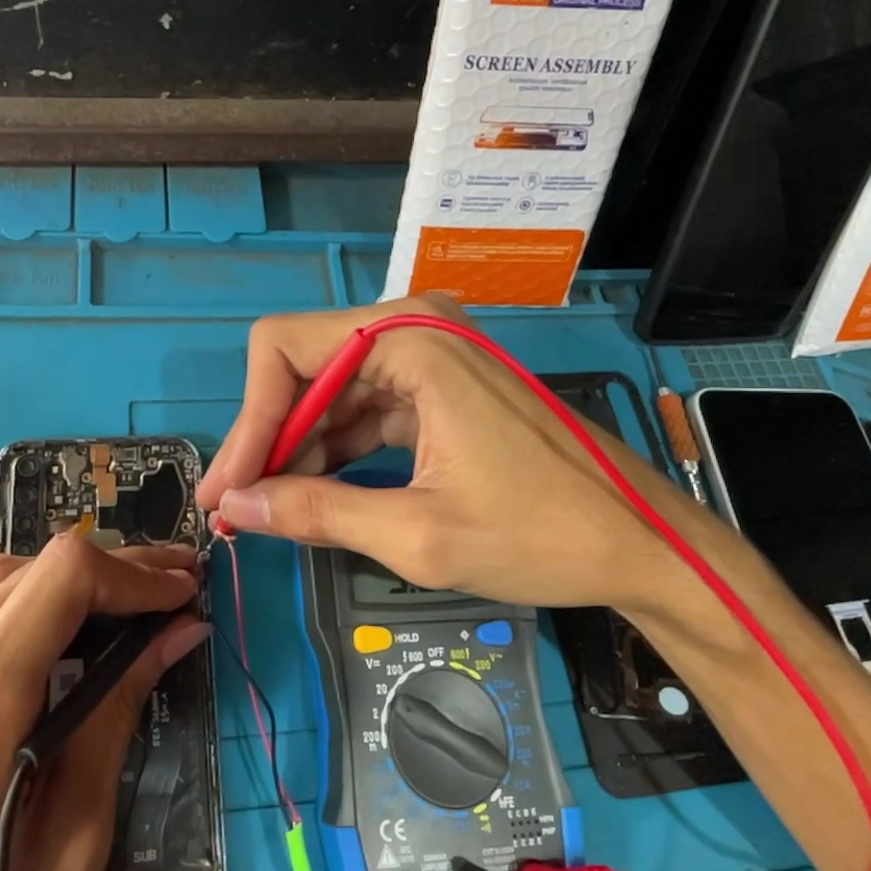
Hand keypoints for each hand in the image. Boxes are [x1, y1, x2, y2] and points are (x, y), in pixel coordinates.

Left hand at [0, 538, 210, 870]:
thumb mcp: (70, 841)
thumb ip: (116, 717)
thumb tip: (175, 632)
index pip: (60, 581)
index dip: (132, 573)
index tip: (177, 591)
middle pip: (22, 570)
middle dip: (103, 575)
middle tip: (160, 592)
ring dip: (43, 584)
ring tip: (97, 612)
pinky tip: (13, 633)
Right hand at [197, 295, 694, 610]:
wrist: (642, 544)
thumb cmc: (540, 534)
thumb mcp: (417, 533)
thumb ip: (315, 512)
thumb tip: (235, 506)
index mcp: (409, 340)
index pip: (284, 350)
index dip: (247, 422)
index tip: (228, 490)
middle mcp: (414, 327)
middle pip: (303, 367)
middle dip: (267, 438)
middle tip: (236, 507)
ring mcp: (430, 353)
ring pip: (331, 390)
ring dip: (297, 447)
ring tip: (265, 510)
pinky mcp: (441, 384)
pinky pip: (366, 406)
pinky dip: (336, 449)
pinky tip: (312, 492)